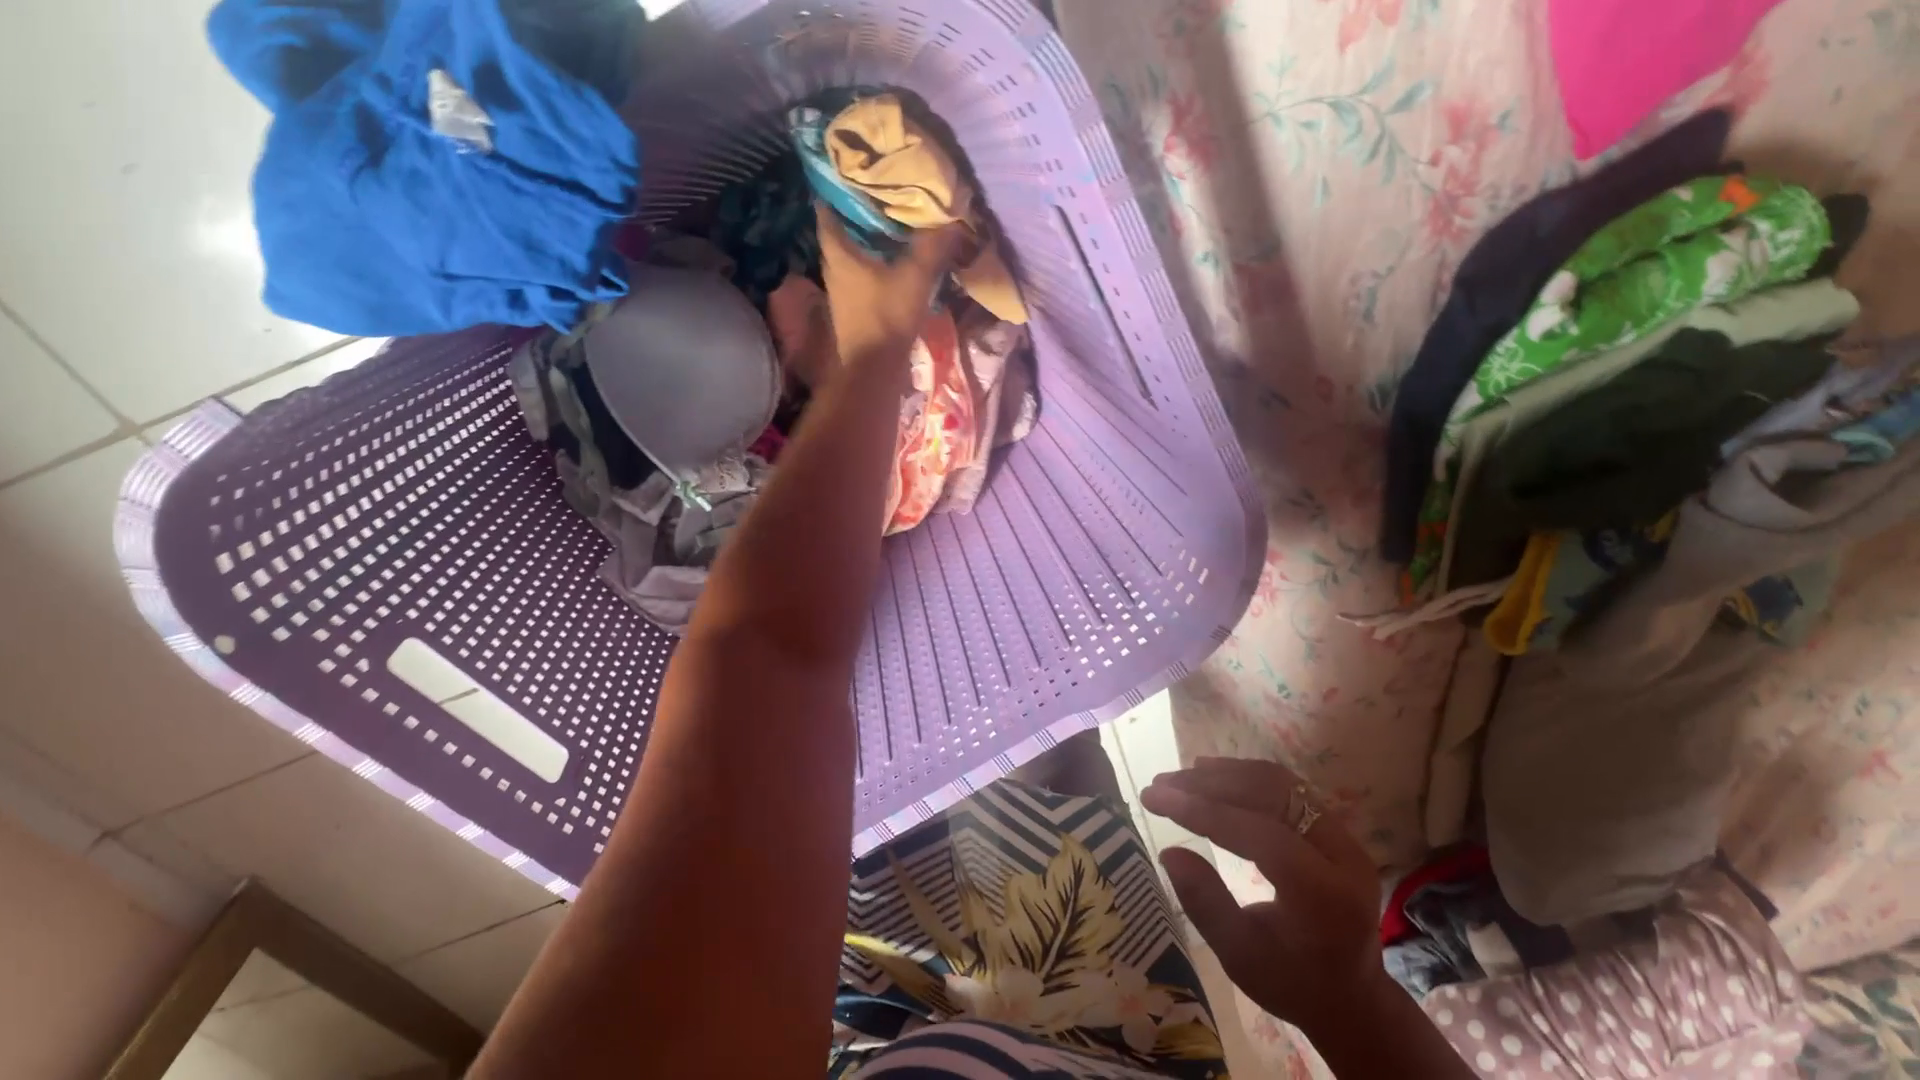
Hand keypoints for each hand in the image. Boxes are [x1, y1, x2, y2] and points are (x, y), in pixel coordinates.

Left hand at [814, 206, 966, 367]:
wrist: (873, 369)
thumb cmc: (886, 317)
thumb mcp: (914, 276)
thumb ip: (932, 246)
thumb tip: (952, 220)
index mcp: (839, 253)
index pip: (826, 211)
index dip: (834, 191)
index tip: (847, 174)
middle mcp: (834, 268)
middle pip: (839, 233)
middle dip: (854, 214)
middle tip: (875, 194)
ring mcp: (841, 291)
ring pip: (850, 254)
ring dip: (864, 240)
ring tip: (887, 222)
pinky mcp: (852, 308)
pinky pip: (859, 274)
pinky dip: (871, 262)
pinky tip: (890, 258)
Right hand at [1141, 758, 1388, 1034]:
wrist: (1351, 997)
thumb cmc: (1291, 983)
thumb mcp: (1240, 956)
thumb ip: (1205, 903)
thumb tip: (1169, 851)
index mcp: (1322, 894)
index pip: (1259, 833)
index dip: (1203, 811)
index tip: (1154, 798)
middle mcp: (1343, 855)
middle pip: (1273, 796)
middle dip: (1211, 784)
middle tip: (1161, 784)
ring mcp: (1344, 839)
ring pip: (1281, 784)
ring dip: (1227, 775)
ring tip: (1180, 777)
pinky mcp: (1337, 831)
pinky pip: (1290, 791)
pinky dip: (1247, 779)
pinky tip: (1214, 778)